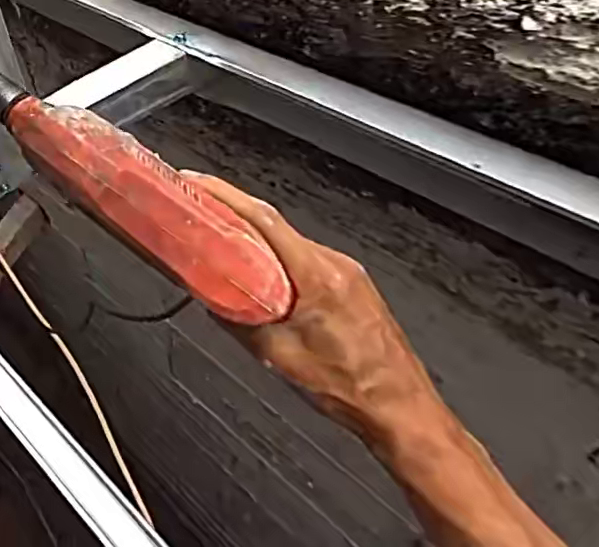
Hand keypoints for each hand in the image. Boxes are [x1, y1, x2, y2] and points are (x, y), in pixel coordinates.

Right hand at [191, 174, 445, 444]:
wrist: (407, 417)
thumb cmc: (352, 389)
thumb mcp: (273, 354)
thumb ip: (231, 317)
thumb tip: (202, 292)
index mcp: (319, 277)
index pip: (263, 218)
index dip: (222, 194)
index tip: (192, 181)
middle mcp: (336, 266)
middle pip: (270, 220)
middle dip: (227, 205)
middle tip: (191, 201)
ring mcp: (346, 272)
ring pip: (285, 236)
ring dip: (247, 229)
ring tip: (213, 231)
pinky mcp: (349, 283)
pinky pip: (299, 252)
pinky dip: (269, 248)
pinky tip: (250, 261)